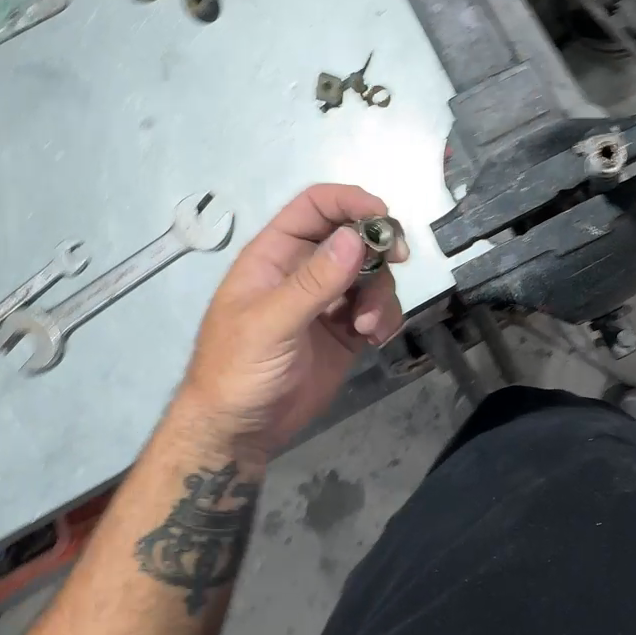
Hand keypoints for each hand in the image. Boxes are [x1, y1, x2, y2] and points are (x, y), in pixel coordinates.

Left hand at [176, 185, 407, 465]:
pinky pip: (377, 309)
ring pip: (372, 274)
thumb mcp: (270, 324)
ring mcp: (327, 301)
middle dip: (379, 246)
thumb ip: (314, 282)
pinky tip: (374, 338)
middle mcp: (304, 271)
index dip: (349, 202)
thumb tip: (357, 238)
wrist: (239, 432)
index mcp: (275, 255)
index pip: (315, 207)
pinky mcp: (345, 331)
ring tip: (367, 325)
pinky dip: (384, 318)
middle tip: (398, 259)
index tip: (383, 217)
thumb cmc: (237, 370)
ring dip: (380, 293)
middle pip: (354, 237)